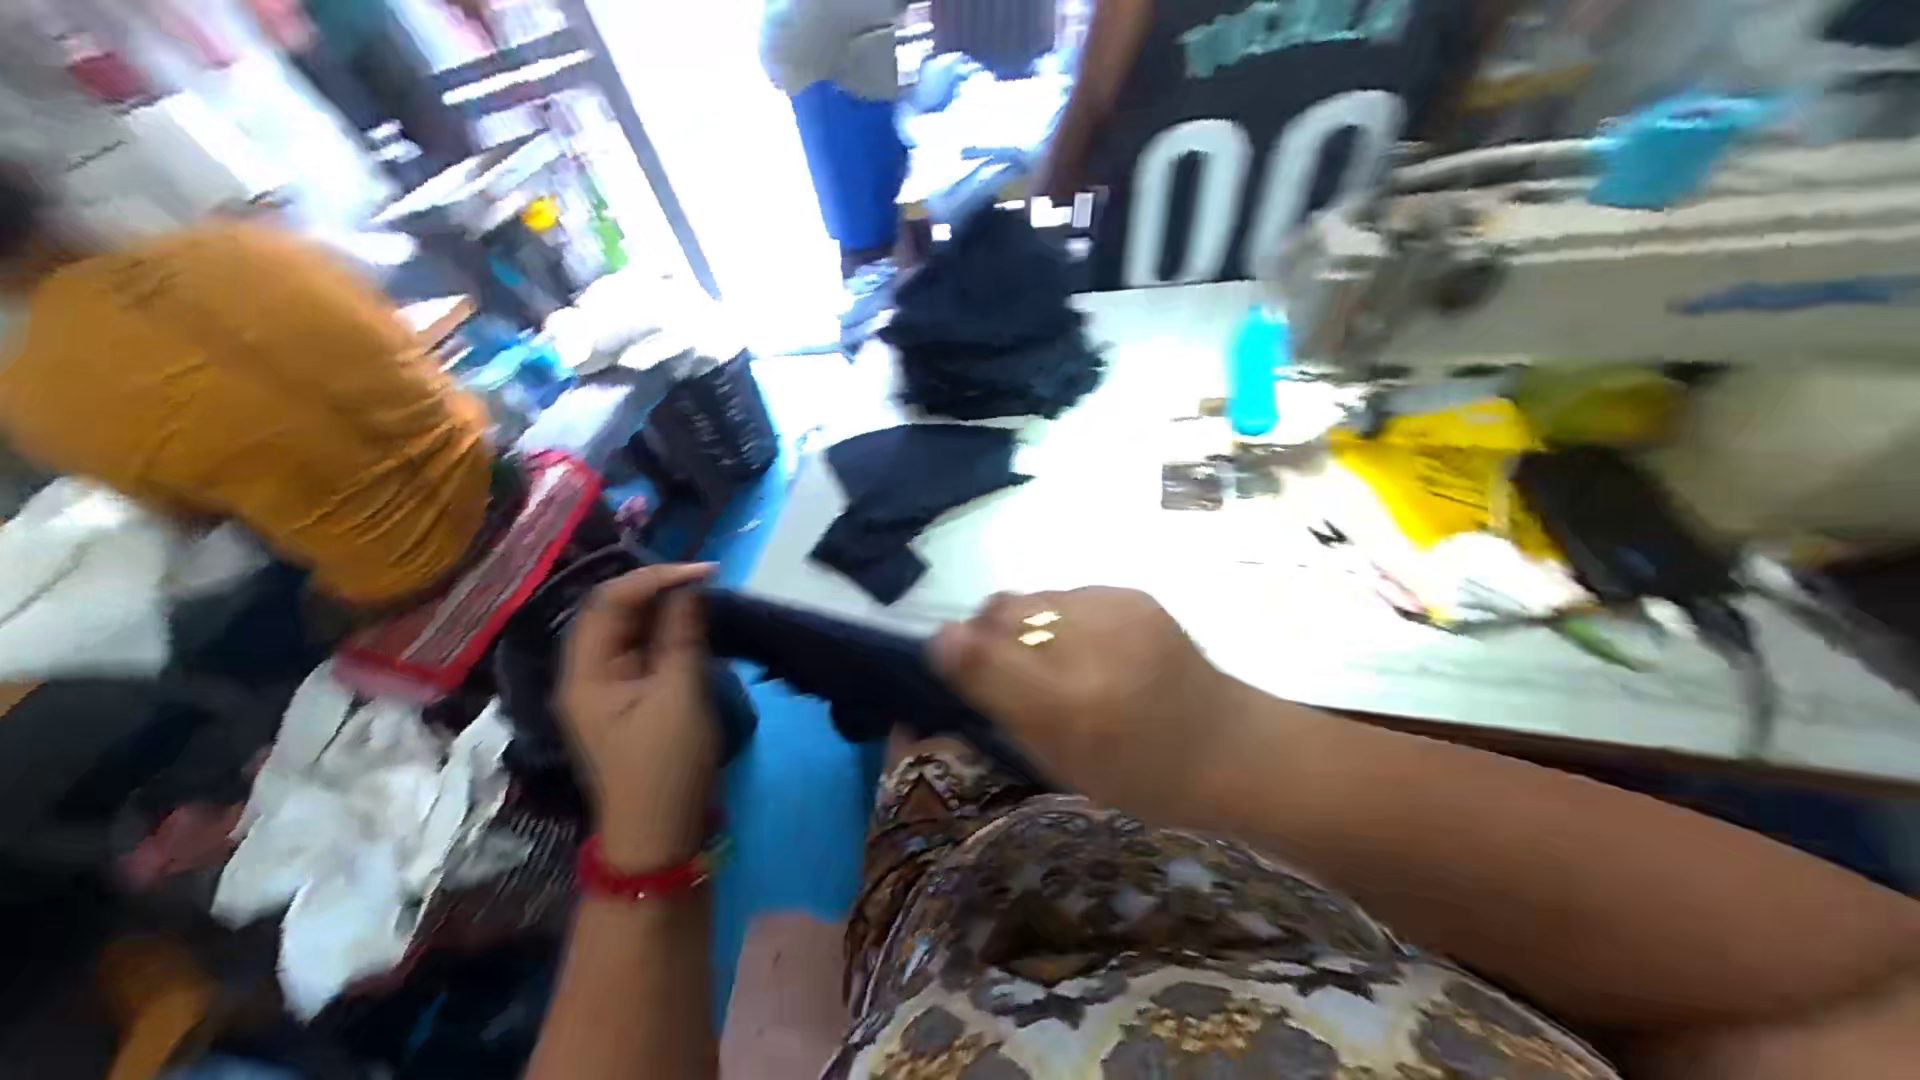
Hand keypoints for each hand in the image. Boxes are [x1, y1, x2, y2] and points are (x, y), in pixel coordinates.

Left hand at [558, 563, 717, 869]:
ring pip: (632, 631)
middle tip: (708, 582)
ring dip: (667, 611)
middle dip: (660, 590)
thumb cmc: (667, 764)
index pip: (610, 602)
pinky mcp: (631, 701)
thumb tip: (690, 589)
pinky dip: (670, 635)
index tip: (706, 571)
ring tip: (706, 600)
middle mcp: (588, 674)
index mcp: (585, 672)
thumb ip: (682, 635)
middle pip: (616, 613)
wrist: (662, 834)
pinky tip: (696, 631)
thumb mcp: (679, 693)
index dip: (656, 577)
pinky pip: (646, 653)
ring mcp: (608, 689)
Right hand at [930, 587, 1241, 824]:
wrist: (1228, 747)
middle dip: (989, 633)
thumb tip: (945, 645)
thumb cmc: (1136, 775)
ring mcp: (1115, 610)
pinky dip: (1063, 618)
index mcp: (1068, 704)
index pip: (980, 650)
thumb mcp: (1056, 762)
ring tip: (1056, 658)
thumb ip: (998, 704)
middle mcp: (1088, 644)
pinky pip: (1068, 594)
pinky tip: (1090, 646)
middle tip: (1010, 669)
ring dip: (1026, 624)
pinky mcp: (1134, 594)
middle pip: (1001, 609)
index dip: (954, 647)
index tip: (953, 661)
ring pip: (1032, 597)